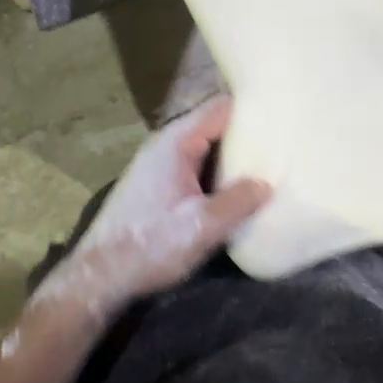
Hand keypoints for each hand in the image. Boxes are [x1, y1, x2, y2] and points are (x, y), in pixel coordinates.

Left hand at [37, 96, 270, 318]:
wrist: (100, 275)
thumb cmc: (151, 245)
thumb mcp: (202, 228)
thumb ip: (238, 202)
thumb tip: (267, 183)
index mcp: (177, 141)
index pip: (221, 107)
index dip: (252, 110)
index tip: (281, 119)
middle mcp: (166, 143)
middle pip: (214, 124)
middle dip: (245, 133)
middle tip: (281, 144)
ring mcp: (159, 162)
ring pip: (204, 146)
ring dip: (231, 155)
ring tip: (266, 165)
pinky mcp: (157, 182)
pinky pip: (194, 163)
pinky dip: (215, 170)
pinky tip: (234, 189)